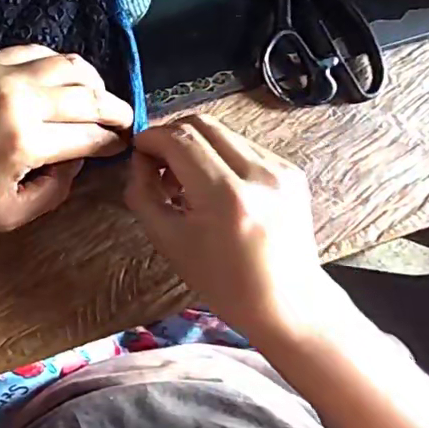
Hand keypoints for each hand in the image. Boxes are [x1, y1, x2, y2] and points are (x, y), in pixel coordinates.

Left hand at [0, 46, 133, 230]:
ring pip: (69, 64)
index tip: (122, 146)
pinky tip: (62, 78)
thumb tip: (76, 161)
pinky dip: (58, 62)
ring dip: (94, 81)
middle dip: (116, 110)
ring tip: (99, 96)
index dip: (112, 142)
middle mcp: (21, 101)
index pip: (89, 136)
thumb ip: (53, 193)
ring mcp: (3, 74)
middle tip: (126, 120)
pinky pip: (36, 51)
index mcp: (26, 143)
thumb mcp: (7, 215)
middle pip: (89, 96)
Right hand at [125, 113, 345, 333]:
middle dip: (170, 135)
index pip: (180, 139)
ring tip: (185, 180)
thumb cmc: (222, 280)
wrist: (287, 303)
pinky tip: (213, 187)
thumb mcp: (168, 241)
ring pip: (222, 132)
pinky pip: (243, 146)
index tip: (138, 151)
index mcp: (227, 197)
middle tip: (157, 163)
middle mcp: (259, 174)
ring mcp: (280, 169)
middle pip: (202, 124)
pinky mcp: (291, 170)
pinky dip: (218, 156)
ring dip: (194, 145)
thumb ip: (143, 193)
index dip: (151, 138)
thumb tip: (140, 159)